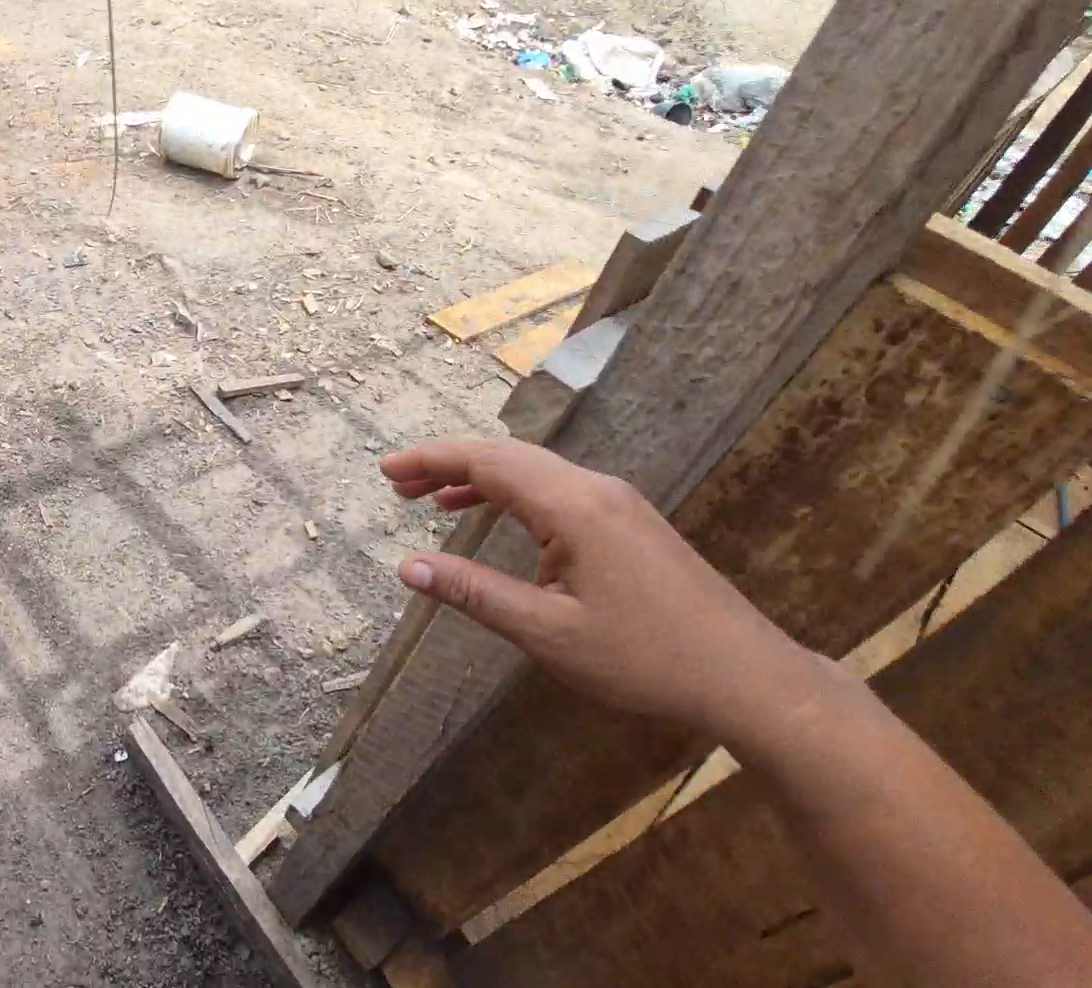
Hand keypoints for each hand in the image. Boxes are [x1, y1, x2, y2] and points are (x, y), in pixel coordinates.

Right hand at [380, 438, 831, 742]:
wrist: (748, 677)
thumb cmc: (644, 658)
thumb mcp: (547, 631)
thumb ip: (473, 592)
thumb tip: (407, 566)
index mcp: (574, 507)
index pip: (488, 462)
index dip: (431, 460)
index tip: (386, 470)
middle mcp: (594, 489)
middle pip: (506, 456)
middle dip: (446, 464)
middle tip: (396, 483)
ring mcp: (615, 501)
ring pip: (530, 470)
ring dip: (476, 478)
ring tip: (427, 498)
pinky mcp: (625, 520)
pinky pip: (552, 489)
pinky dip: (509, 494)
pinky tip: (487, 516)